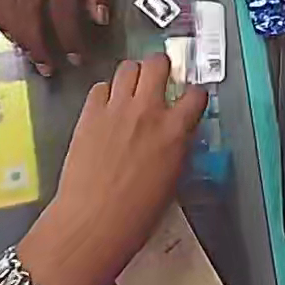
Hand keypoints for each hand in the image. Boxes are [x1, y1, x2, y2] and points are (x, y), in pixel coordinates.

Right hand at [0, 0, 111, 74]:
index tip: (77, 57)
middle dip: (39, 46)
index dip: (70, 38)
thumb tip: (98, 19)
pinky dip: (0, 18)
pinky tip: (11, 33)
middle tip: (49, 68)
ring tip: (31, 55)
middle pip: (29, 14)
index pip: (64, 10)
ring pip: (8, 8)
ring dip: (19, 37)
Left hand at [19, 55, 208, 284]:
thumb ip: (175, 148)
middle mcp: (147, 111)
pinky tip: (105, 107)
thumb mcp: (172, 178)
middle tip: (158, 76)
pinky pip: (100, 87)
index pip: (195, 95)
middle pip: (157, 64)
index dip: (193, 94)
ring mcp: (116, 109)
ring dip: (132, 75)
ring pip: (127, 67)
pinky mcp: (89, 114)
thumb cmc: (139, 213)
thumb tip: (173, 136)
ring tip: (130, 88)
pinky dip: (106, 93)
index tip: (189, 98)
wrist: (95, 220)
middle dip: (160, 66)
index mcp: (175, 130)